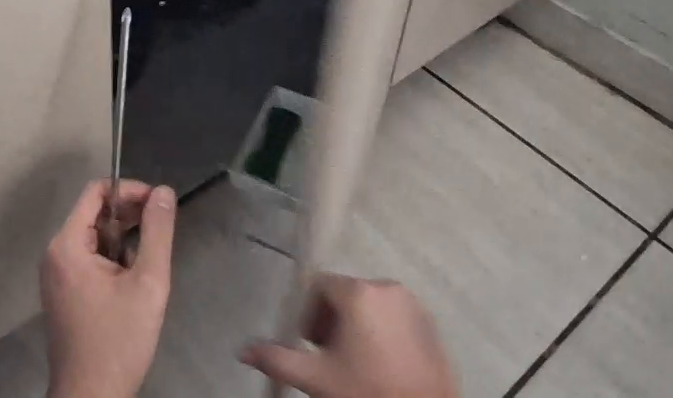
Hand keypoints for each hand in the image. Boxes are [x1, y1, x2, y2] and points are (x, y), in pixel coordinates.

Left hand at [42, 178, 176, 397]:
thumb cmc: (118, 340)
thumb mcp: (148, 283)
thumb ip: (158, 232)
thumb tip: (164, 192)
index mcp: (67, 245)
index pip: (96, 192)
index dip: (129, 190)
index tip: (158, 203)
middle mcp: (56, 254)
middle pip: (94, 213)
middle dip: (129, 216)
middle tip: (160, 231)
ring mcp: (57, 274)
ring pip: (95, 237)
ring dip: (124, 240)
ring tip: (149, 260)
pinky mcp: (64, 292)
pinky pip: (90, 258)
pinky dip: (113, 258)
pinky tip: (134, 279)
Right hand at [240, 275, 455, 397]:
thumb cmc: (367, 394)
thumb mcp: (317, 381)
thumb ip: (277, 359)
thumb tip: (242, 350)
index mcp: (359, 292)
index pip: (320, 285)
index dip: (309, 314)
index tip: (310, 345)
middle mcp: (386, 287)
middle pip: (345, 293)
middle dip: (331, 321)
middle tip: (328, 358)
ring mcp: (413, 304)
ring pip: (369, 305)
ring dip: (355, 326)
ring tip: (353, 364)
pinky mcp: (430, 323)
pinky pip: (393, 316)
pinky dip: (381, 332)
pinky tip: (379, 366)